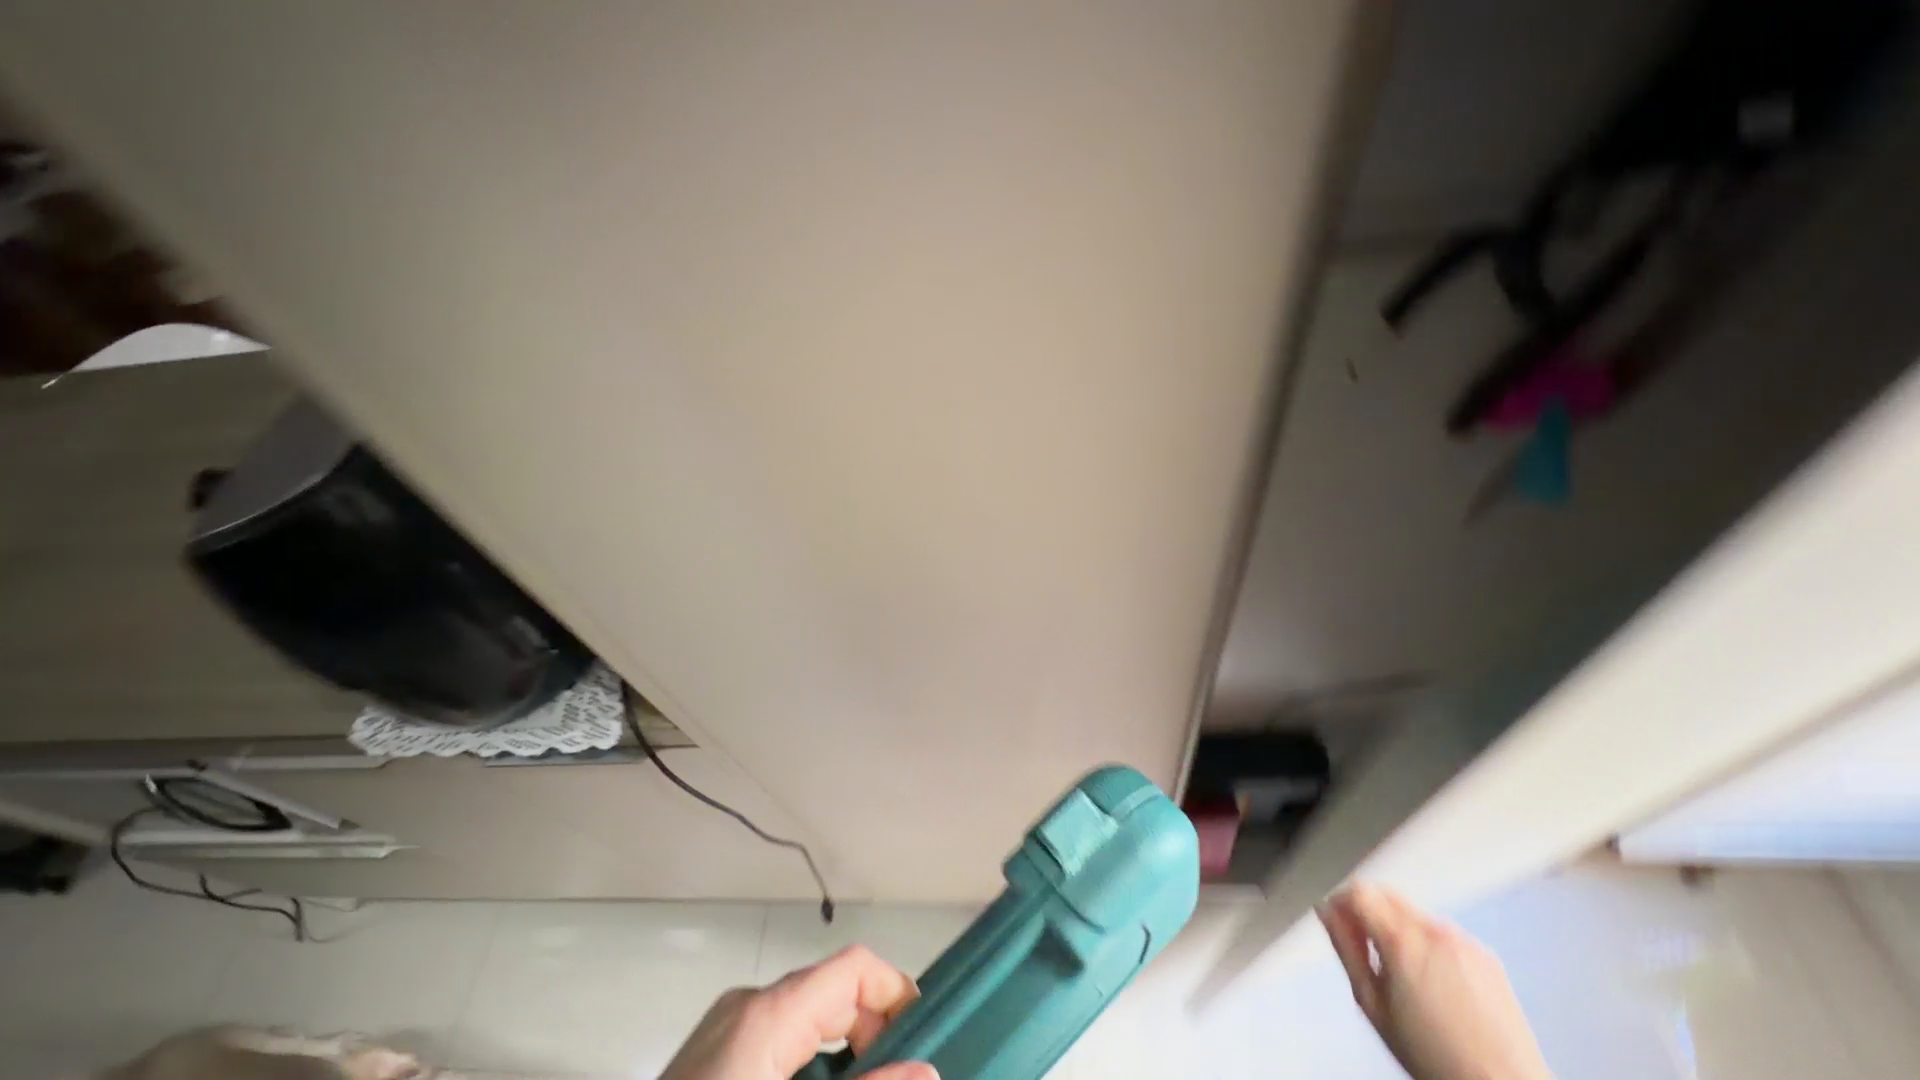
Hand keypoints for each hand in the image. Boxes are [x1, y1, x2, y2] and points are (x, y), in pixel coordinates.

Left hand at [662, 945, 935, 1079]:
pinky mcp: (712, 1054)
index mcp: (768, 1014)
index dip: (897, 994)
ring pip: (807, 1021)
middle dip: (876, 1034)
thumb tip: (926, 1069)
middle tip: (901, 1078)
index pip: (854, 967)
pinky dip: (809, 1064)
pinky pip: (778, 1041)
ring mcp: (724, 1029)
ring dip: (844, 1054)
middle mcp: (746, 1006)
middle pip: (832, 994)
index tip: (922, 1043)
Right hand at [1320, 884, 1552, 1079]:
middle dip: (1367, 911)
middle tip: (1361, 947)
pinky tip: (1432, 984)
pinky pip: (1443, 934)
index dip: (1339, 901)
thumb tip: (1328, 914)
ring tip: (1401, 976)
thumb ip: (1346, 949)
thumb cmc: (1435, 1058)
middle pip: (1387, 894)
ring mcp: (1464, 941)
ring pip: (1414, 915)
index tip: (1335, 919)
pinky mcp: (1485, 954)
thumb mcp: (1372, 1004)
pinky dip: (1427, 945)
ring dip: (1397, 929)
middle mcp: (1435, 932)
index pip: (1359, 892)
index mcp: (1403, 942)